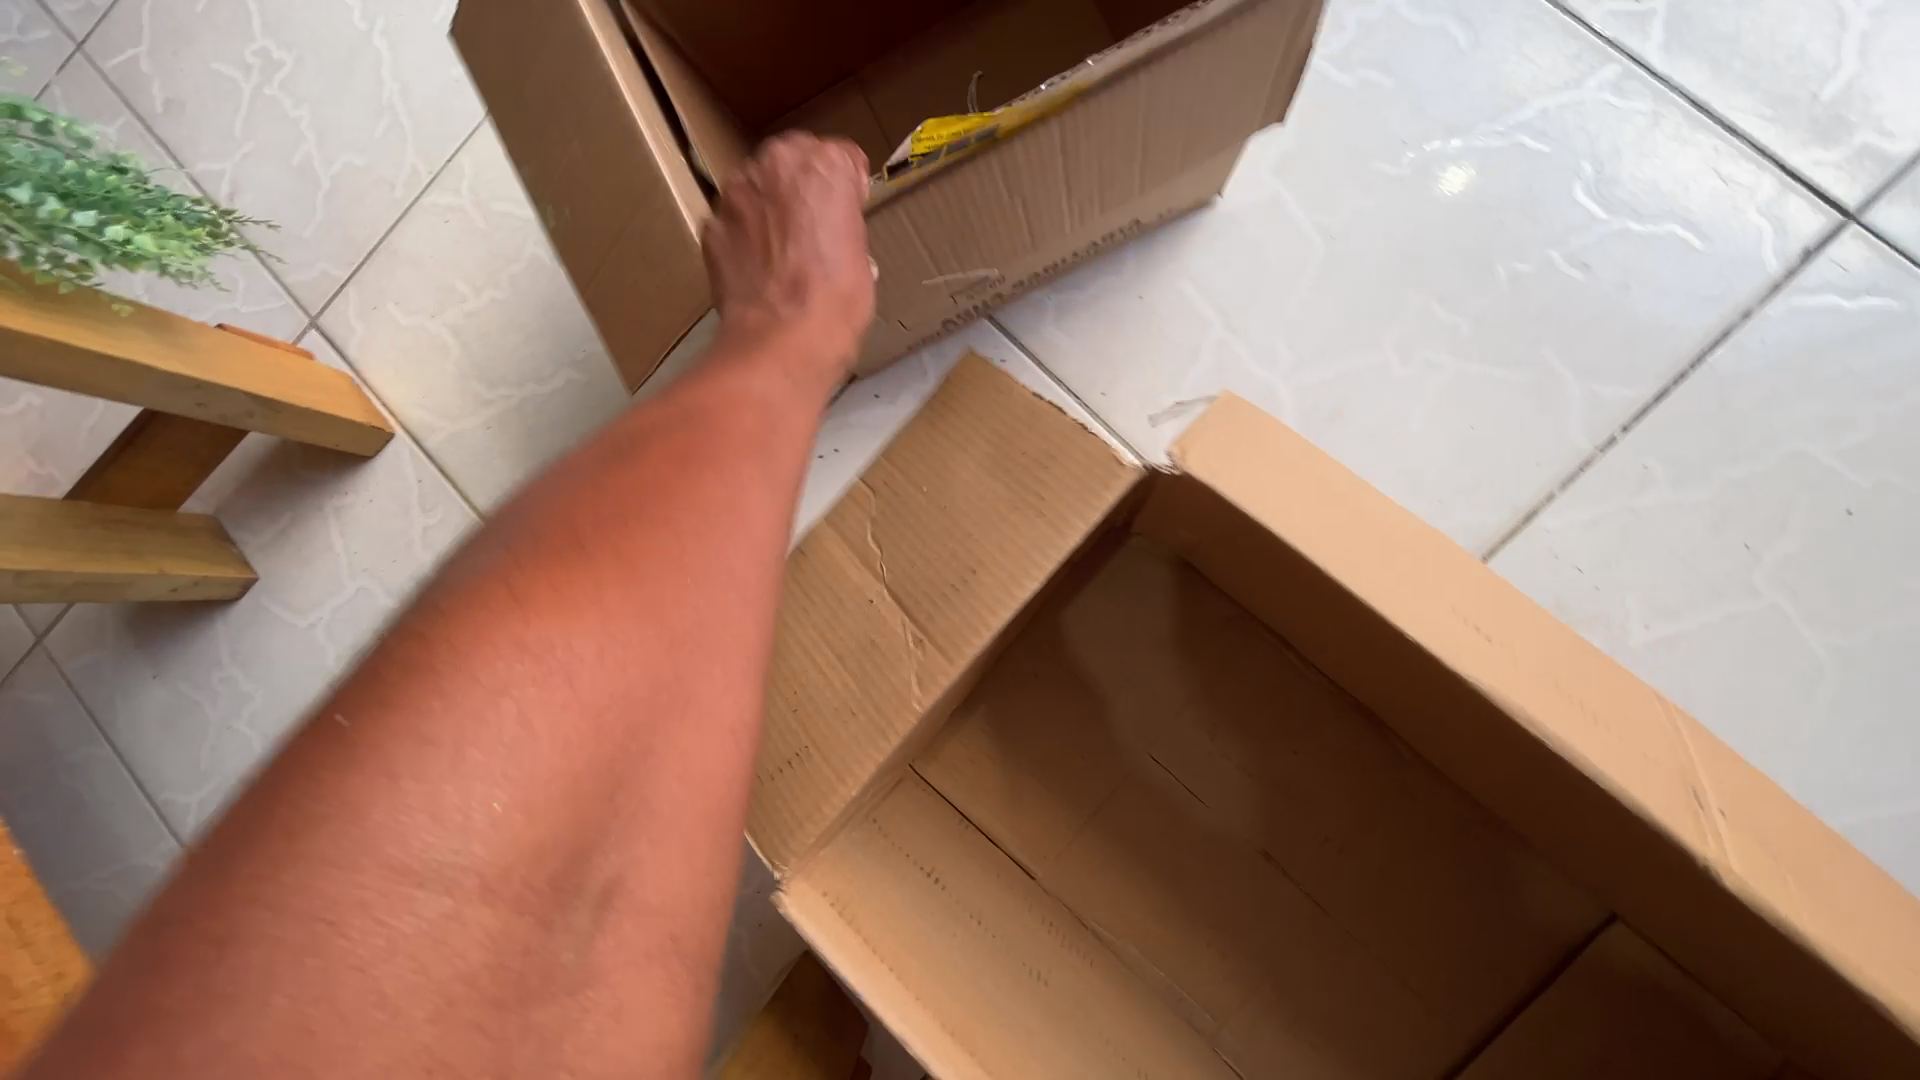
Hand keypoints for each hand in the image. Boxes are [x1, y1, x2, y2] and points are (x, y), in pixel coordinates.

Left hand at [701, 133, 874, 387]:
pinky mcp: (710, 227)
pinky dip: (744, 240)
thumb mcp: (862, 261)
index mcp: (825, 165)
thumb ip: (845, 230)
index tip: (850, 213)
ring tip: (782, 254)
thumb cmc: (837, 303)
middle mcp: (776, 163)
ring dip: (769, 209)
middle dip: (803, 188)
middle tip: (815, 231)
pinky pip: (733, 224)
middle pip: (793, 162)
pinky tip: (758, 273)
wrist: (781, 343)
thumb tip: (834, 239)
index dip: (848, 188)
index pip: (842, 157)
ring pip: (757, 189)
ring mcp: (735, 194)